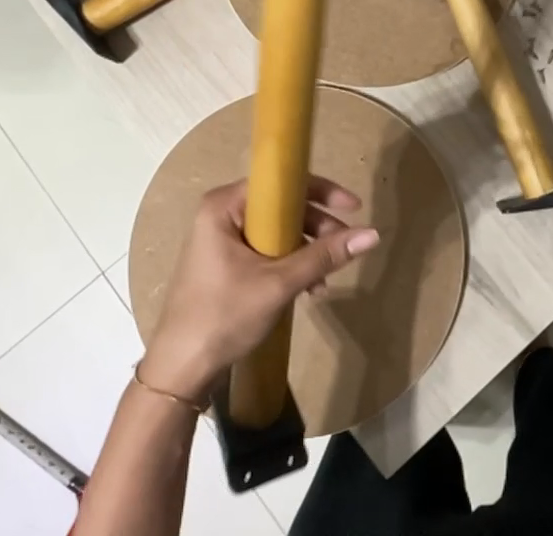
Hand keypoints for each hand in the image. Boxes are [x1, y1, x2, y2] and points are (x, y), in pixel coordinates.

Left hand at [141, 177, 379, 401]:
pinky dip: (290, 264)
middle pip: (280, 206)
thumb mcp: (279, 284)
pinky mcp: (225, 264)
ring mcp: (221, 240)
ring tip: (327, 277)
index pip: (280, 183)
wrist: (180, 369)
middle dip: (317, 226)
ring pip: (277, 230)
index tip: (353, 206)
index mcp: (223, 206)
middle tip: (345, 246)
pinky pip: (266, 250)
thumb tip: (373, 234)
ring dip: (307, 249)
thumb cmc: (224, 316)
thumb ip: (324, 256)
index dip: (320, 191)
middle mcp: (220, 214)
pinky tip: (309, 288)